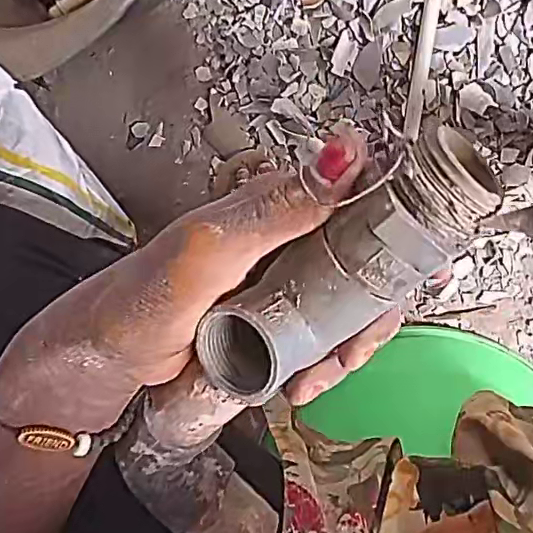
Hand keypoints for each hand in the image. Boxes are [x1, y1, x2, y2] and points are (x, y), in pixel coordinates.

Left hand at [0, 127, 406, 432]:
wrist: (109, 359)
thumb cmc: (143, 297)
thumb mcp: (212, 247)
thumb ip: (278, 207)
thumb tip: (343, 154)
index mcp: (276, 204)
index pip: (357, 194)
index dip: (399, 222)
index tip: (423, 261)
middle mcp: (288, 238)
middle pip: (365, 259)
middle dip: (376, 306)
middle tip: (358, 342)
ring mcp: (286, 282)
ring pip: (350, 304)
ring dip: (351, 342)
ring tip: (325, 370)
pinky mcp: (280, 318)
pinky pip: (324, 335)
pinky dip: (327, 361)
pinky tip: (306, 378)